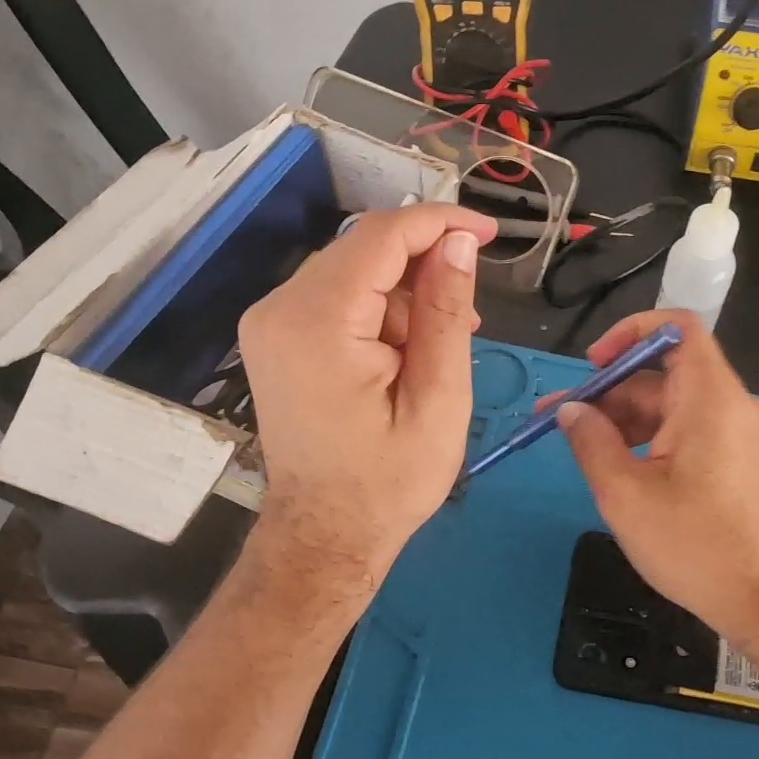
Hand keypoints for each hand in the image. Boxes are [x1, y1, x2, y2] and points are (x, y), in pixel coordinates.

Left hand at [237, 204, 497, 607]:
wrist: (326, 535)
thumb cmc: (390, 482)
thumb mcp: (439, 400)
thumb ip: (446, 314)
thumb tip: (459, 243)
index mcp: (319, 324)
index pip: (381, 237)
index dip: (440, 223)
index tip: (489, 233)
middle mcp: (279, 309)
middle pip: (362, 249)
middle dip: (424, 264)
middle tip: (471, 310)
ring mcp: (269, 323)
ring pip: (351, 271)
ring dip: (403, 293)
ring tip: (443, 344)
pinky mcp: (275, 337)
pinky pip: (334, 297)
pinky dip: (377, 310)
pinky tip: (407, 350)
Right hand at [552, 311, 758, 638]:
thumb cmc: (697, 546)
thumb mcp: (626, 495)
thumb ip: (592, 442)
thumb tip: (570, 410)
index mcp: (710, 399)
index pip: (677, 328)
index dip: (631, 332)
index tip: (592, 365)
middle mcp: (734, 408)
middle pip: (668, 375)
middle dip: (612, 392)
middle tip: (562, 423)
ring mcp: (745, 439)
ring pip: (679, 410)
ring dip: (630, 422)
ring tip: (587, 454)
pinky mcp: (748, 467)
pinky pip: (697, 435)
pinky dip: (658, 442)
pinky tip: (628, 475)